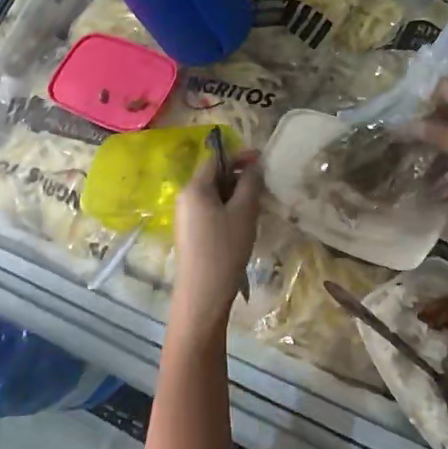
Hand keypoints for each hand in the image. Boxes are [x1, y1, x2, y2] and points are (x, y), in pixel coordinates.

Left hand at [171, 147, 261, 325]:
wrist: (203, 292)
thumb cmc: (225, 248)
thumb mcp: (244, 212)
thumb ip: (250, 184)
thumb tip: (253, 166)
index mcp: (194, 188)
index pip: (215, 159)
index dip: (238, 156)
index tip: (261, 160)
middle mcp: (184, 198)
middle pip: (212, 177)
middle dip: (238, 177)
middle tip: (263, 186)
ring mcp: (185, 216)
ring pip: (212, 195)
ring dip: (234, 195)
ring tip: (256, 206)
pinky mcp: (189, 233)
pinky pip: (209, 211)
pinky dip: (226, 209)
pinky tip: (242, 224)